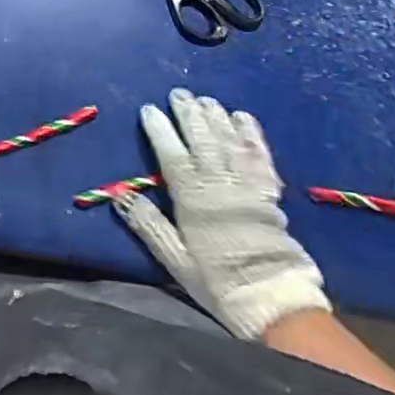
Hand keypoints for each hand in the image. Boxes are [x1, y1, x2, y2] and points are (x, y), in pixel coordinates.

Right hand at [115, 89, 329, 339]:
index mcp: (194, 201)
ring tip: (205, 100)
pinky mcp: (270, 195)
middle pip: (203, 142)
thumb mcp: (174, 258)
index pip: (173, 157)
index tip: (149, 109)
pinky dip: (252, 136)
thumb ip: (148, 224)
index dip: (160, 131)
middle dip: (190, 115)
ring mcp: (248, 188)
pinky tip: (243, 119)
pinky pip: (260, 158)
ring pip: (230, 144)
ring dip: (217, 119)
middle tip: (179, 93)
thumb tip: (120, 194)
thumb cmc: (217, 280)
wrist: (274, 301)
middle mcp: (221, 187)